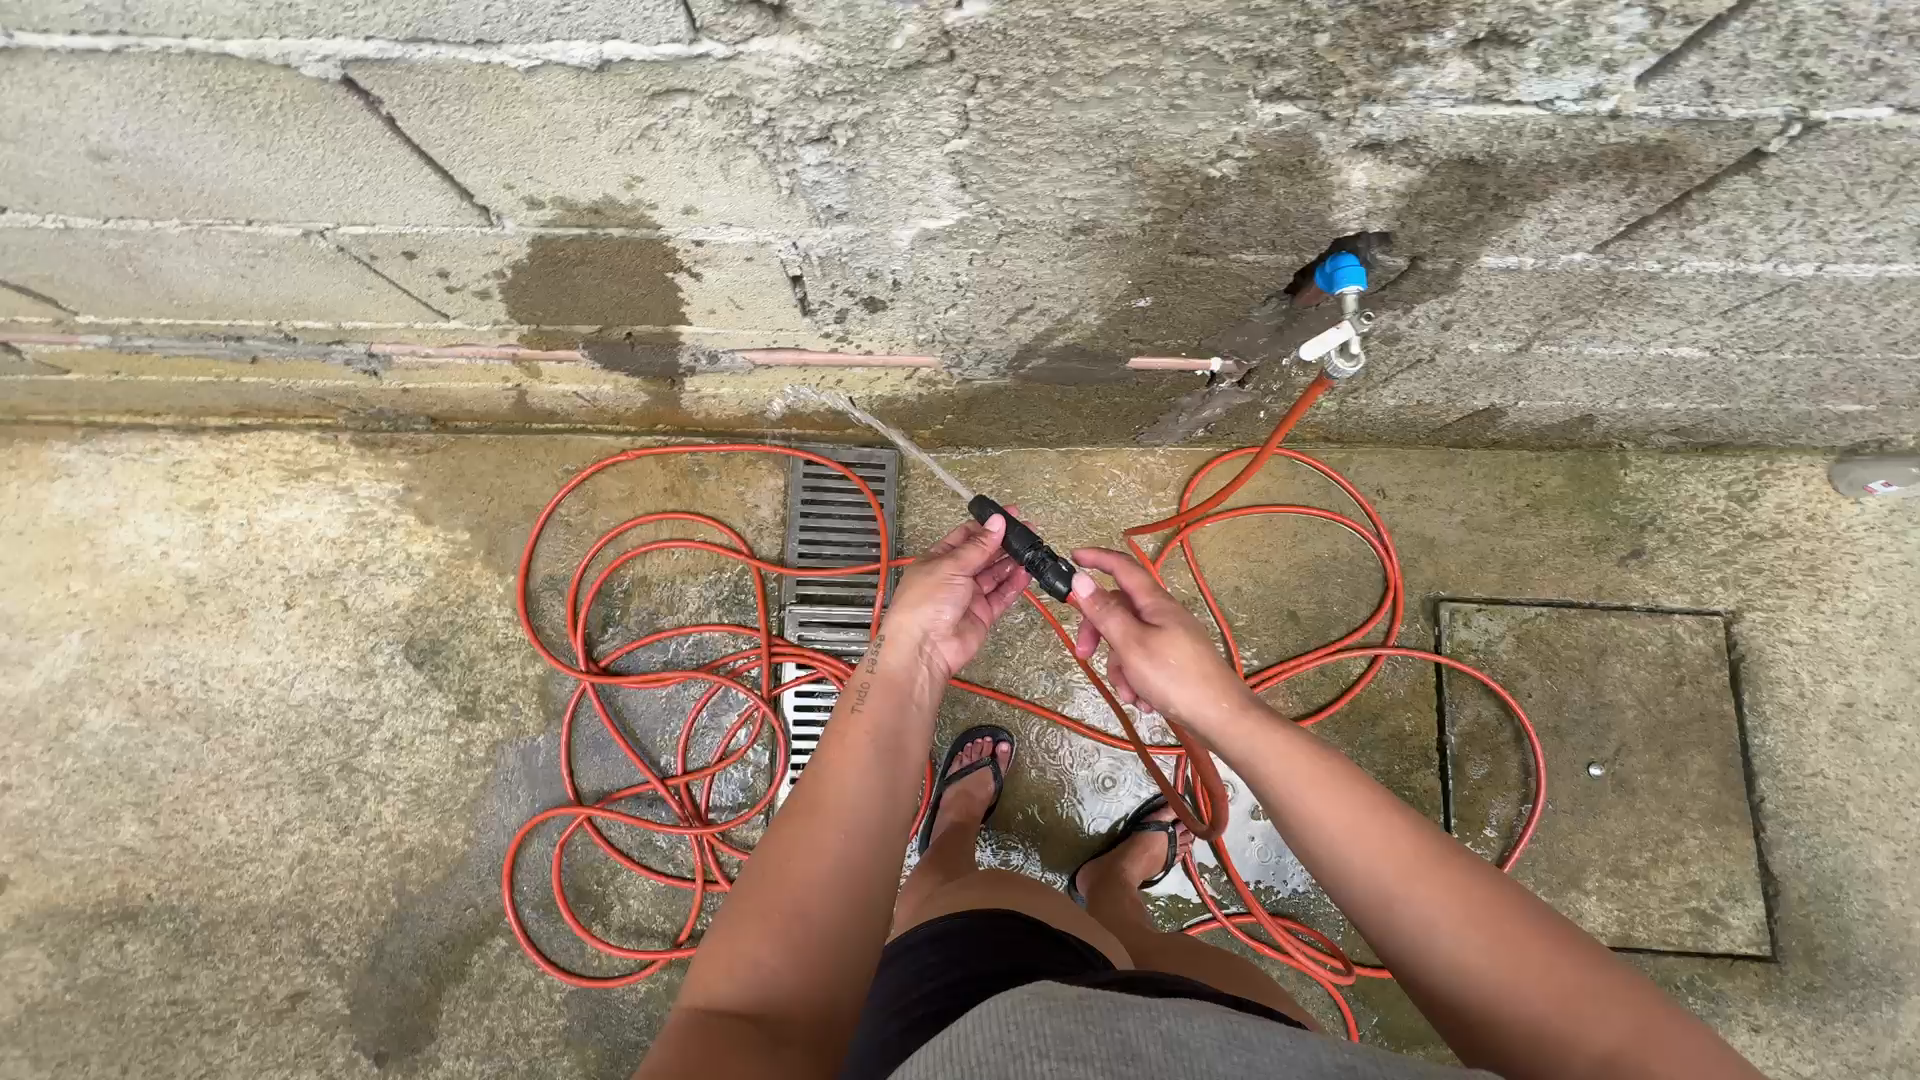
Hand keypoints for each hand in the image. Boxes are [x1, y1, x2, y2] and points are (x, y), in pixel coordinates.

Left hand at [879, 512, 1031, 681]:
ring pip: (995, 575)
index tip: (1009, 516)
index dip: (987, 526)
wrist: (924, 648)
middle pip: (984, 555)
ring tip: (1032, 549)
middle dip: (1004, 543)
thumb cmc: (924, 604)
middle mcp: (954, 576)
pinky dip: (1014, 585)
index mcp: (938, 559)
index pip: (966, 536)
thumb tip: (996, 523)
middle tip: (1027, 531)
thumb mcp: (951, 566)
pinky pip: (1002, 596)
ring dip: (1012, 562)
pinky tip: (1026, 573)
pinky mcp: (982, 615)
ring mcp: (969, 596)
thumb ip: (978, 546)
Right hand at [1069, 547, 1259, 731]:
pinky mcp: (1172, 661)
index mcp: (1154, 603)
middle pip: (1118, 610)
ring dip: (1119, 667)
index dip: (1097, 558)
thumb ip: (1104, 612)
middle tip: (1083, 654)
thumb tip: (1081, 578)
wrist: (1220, 718)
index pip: (1122, 568)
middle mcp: (1162, 615)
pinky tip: (1143, 700)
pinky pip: (1141, 661)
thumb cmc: (1176, 677)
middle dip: (1098, 633)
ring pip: (1127, 640)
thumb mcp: (1131, 644)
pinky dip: (1135, 679)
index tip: (1074, 557)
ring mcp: (1169, 638)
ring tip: (1129, 692)